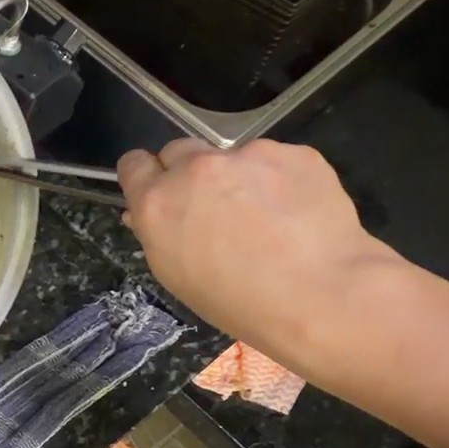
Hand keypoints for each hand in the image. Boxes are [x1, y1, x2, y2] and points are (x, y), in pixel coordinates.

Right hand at [117, 138, 402, 356]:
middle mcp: (196, 168)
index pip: (133, 165)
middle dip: (185, 173)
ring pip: (230, 157)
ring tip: (261, 214)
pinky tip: (291, 210)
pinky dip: (275, 179)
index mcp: (157, 201)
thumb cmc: (231, 297)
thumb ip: (156, 231)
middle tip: (207, 205)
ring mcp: (248, 155)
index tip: (153, 189)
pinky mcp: (294, 152)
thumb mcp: (172, 271)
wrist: (315, 290)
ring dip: (235, 176)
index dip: (143, 176)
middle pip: (178, 151)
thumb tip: (147, 213)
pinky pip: (273, 161)